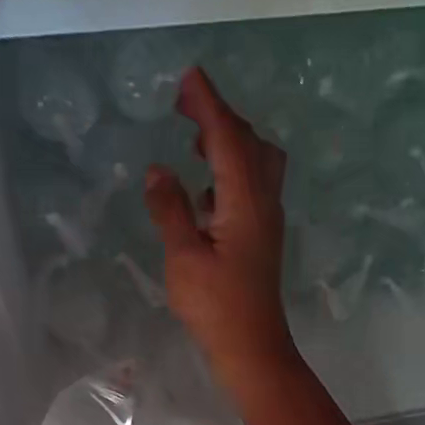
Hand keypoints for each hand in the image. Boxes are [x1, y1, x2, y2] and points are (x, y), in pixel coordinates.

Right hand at [145, 69, 296, 387]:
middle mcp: (263, 201)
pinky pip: (252, 184)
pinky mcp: (261, 235)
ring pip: (258, 162)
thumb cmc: (215, 306)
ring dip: (231, 140)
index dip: (208, 105)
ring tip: (197, 136)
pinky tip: (207, 185)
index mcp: (244, 201)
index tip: (190, 77)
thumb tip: (157, 171)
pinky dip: (232, 168)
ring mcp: (266, 218)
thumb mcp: (184, 258)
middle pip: (249, 142)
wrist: (252, 347)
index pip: (227, 139)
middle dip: (220, 115)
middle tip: (186, 101)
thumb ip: (171, 211)